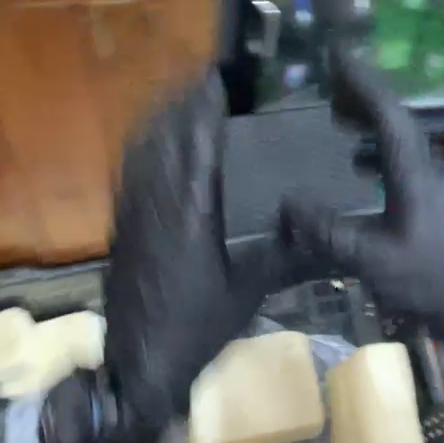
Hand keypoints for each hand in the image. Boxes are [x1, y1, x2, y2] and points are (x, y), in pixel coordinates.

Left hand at [42, 73, 282, 442]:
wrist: (140, 363)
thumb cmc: (198, 328)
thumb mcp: (248, 291)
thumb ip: (282, 256)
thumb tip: (321, 233)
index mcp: (193, 216)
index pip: (199, 149)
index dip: (205, 112)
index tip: (216, 83)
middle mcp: (159, 205)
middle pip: (167, 141)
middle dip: (183, 107)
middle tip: (202, 79)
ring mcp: (135, 215)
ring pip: (144, 154)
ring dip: (160, 122)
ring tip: (179, 99)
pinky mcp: (122, 228)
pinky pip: (130, 175)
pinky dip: (142, 150)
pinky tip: (150, 143)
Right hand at [282, 49, 443, 394]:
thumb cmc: (428, 281)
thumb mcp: (370, 259)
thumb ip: (327, 231)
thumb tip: (286, 204)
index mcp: (413, 172)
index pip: (385, 113)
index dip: (359, 83)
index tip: (335, 57)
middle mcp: (429, 168)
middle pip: (394, 119)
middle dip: (361, 98)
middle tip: (329, 85)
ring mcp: (437, 184)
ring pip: (401, 140)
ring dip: (370, 124)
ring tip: (339, 119)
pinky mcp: (438, 201)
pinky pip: (404, 160)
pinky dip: (379, 151)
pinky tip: (362, 167)